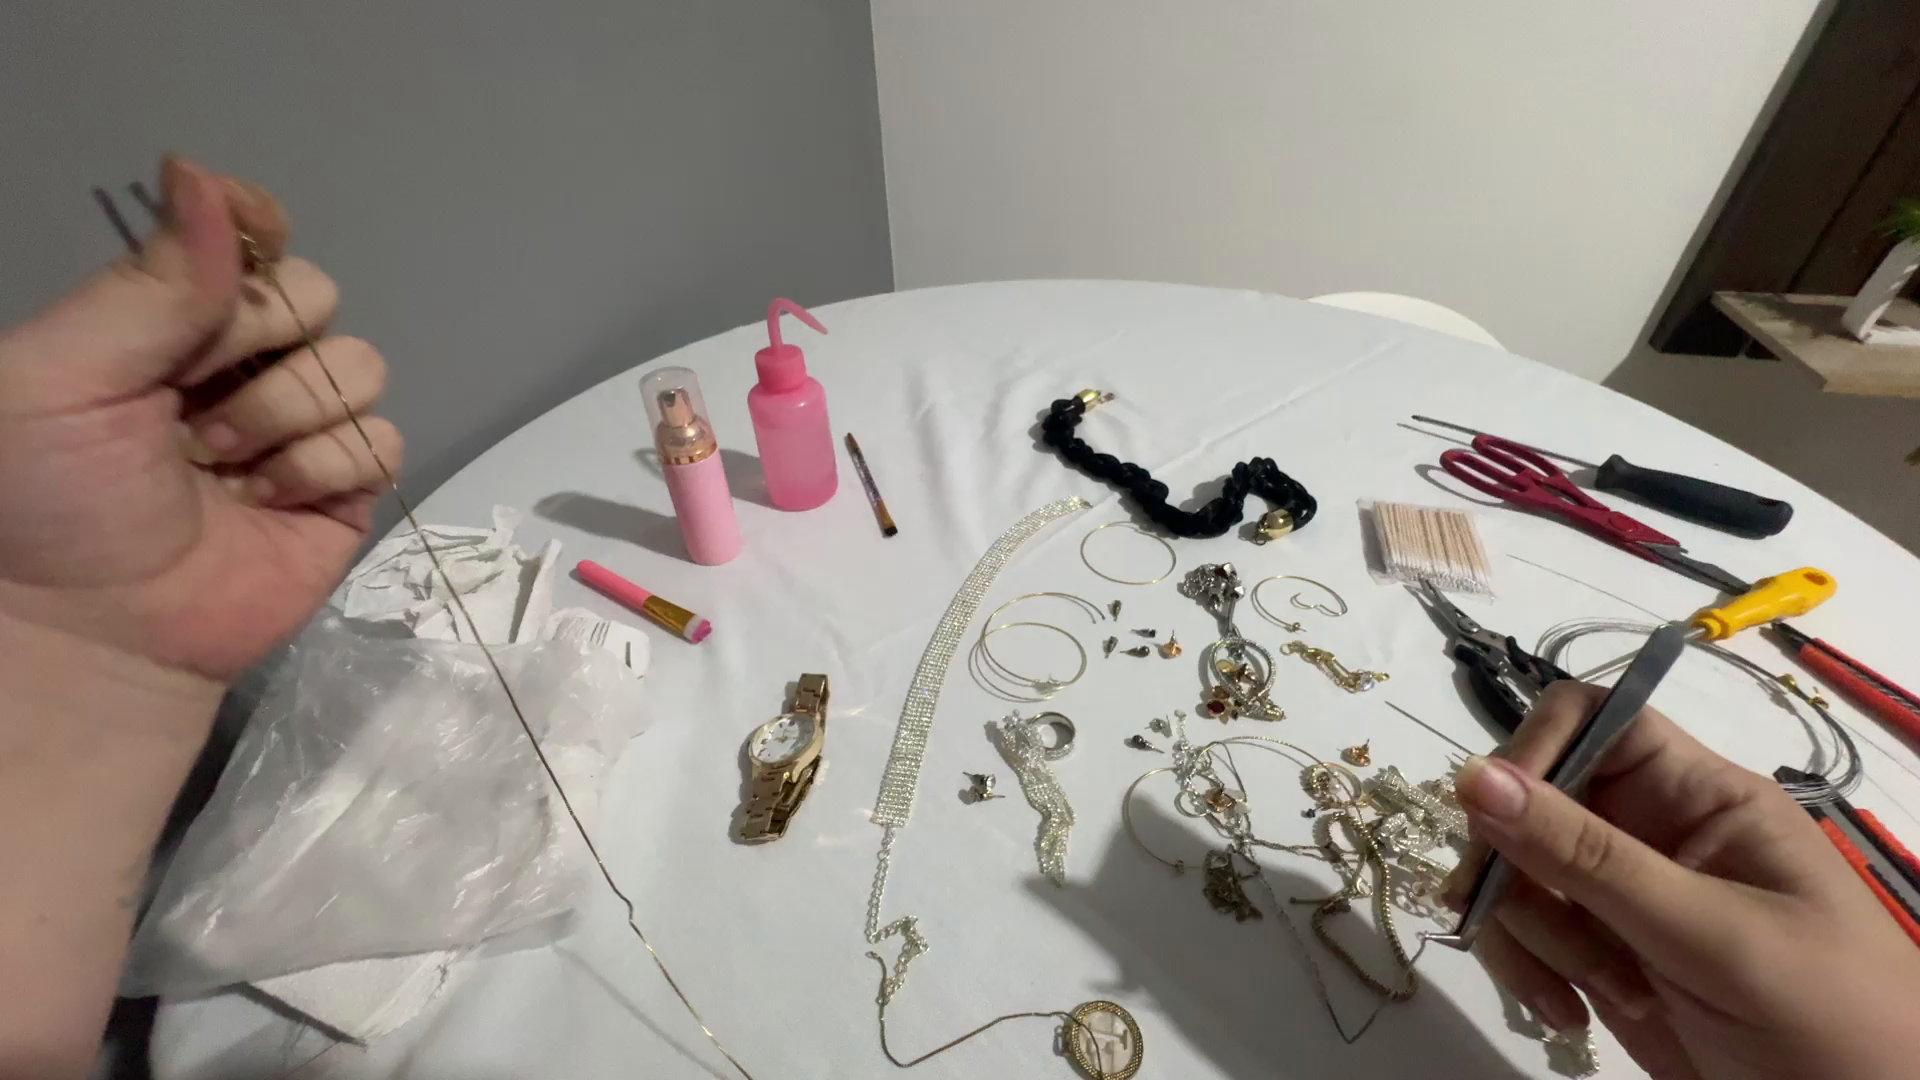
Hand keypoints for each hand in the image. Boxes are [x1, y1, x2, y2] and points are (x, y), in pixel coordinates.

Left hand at [0, 157, 398, 683]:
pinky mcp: (355, 482)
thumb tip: (205, 176)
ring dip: (288, 420)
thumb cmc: (47, 498)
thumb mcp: (61, 380)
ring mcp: (308, 424)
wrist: (100, 627)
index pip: (246, 242)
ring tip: (225, 468)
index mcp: (169, 324)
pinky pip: (383, 441)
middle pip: (321, 299)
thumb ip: (151, 288)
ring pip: (361, 370)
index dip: (257, 227)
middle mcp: (248, 364)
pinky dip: (326, 471)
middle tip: (193, 398)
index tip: (253, 226)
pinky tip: (276, 500)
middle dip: (264, 344)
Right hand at [1445, 681, 1919, 1079]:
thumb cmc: (1833, 1032)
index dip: (1534, 748)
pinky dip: (1520, 966)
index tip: (1496, 809)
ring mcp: (1604, 885)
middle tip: (1542, 928)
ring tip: (1606, 991)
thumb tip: (1470, 773)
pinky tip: (1567, 1011)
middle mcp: (1639, 826)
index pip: (1586, 720)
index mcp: (1694, 797)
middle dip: (1520, 868)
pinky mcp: (1580, 938)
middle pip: (1521, 798)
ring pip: (1504, 865)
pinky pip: (1505, 922)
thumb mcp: (1712, 939)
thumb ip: (1587, 855)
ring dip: (1530, 932)